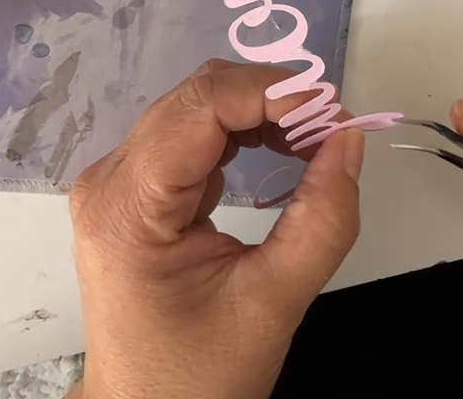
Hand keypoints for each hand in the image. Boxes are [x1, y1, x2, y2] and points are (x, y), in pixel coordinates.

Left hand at [68, 60, 365, 398]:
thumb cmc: (198, 378)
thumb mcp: (273, 304)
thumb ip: (321, 219)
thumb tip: (349, 139)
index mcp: (128, 205)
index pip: (202, 105)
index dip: (273, 92)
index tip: (334, 112)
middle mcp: (113, 177)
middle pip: (198, 96)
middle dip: (272, 98)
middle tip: (332, 126)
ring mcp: (121, 179)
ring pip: (199, 105)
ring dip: (262, 109)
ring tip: (314, 138)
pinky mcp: (138, 186)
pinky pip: (195, 131)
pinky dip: (244, 128)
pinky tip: (281, 146)